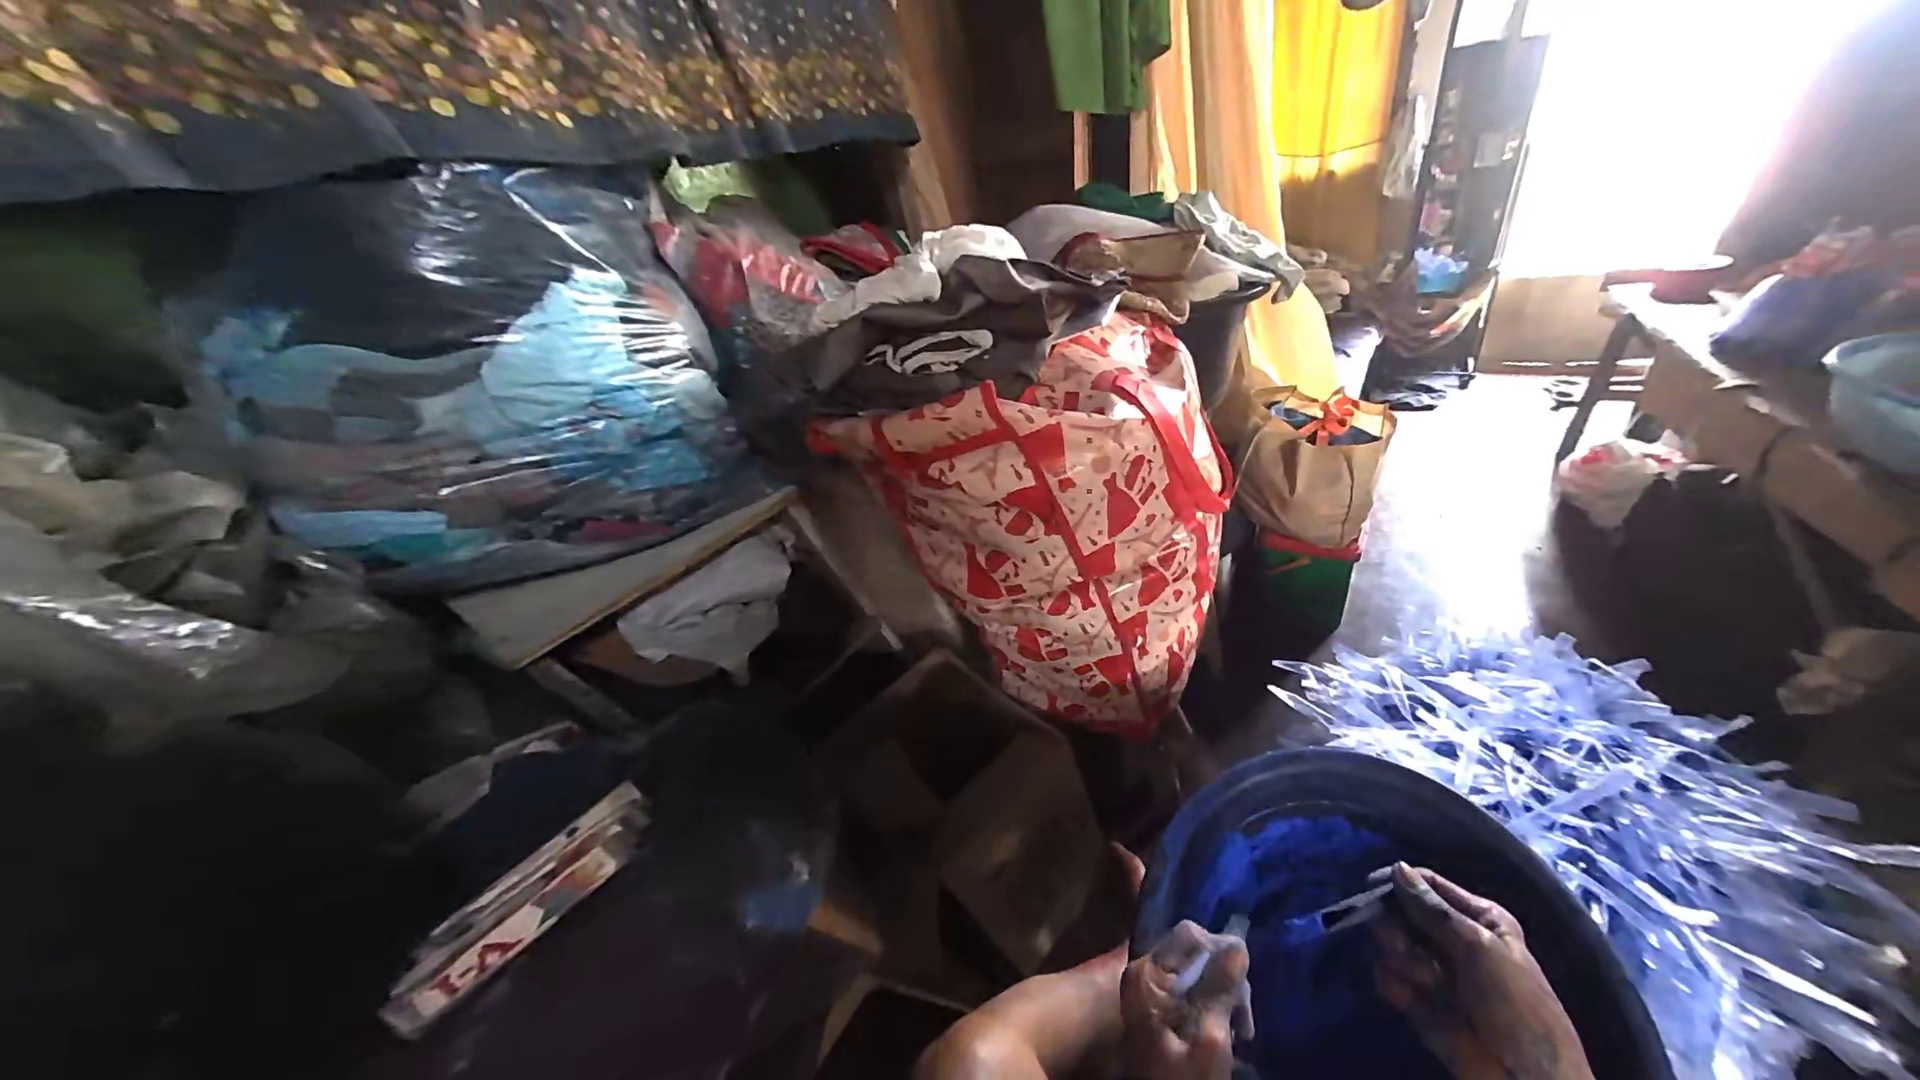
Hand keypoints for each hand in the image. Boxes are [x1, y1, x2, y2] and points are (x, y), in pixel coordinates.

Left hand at [1120, 921, 1249, 1079]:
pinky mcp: (1158, 1009)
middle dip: (1225, 980)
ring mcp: (1148, 990)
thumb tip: (1237, 944)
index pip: (1189, 934)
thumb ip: (1220, 988)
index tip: (1243, 985)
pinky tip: (1226, 1031)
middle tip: (1244, 1020)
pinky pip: (1189, 991)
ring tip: (1240, 1031)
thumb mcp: (1209, 1038)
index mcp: (1147, 972)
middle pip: (1193, 953)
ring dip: (1222, 997)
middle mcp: (1143, 972)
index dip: (1221, 952)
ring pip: (1196, 973)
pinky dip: (1211, 1006)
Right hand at [1372, 863, 1594, 1079]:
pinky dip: (1391, 983)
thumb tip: (1396, 866)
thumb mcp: (1479, 950)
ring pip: (1387, 940)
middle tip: (1401, 947)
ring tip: (1420, 982)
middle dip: (1393, 928)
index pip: (1424, 882)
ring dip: (1396, 959)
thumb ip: (1433, 909)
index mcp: (1476, 918)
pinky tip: (1408, 1000)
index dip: (1397, 883)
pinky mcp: (1415, 993)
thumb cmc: (1516, 1007)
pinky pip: (1384, 972)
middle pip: (1397, 909)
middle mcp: (1449, 935)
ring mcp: (1431, 964)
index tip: (1373, 889)